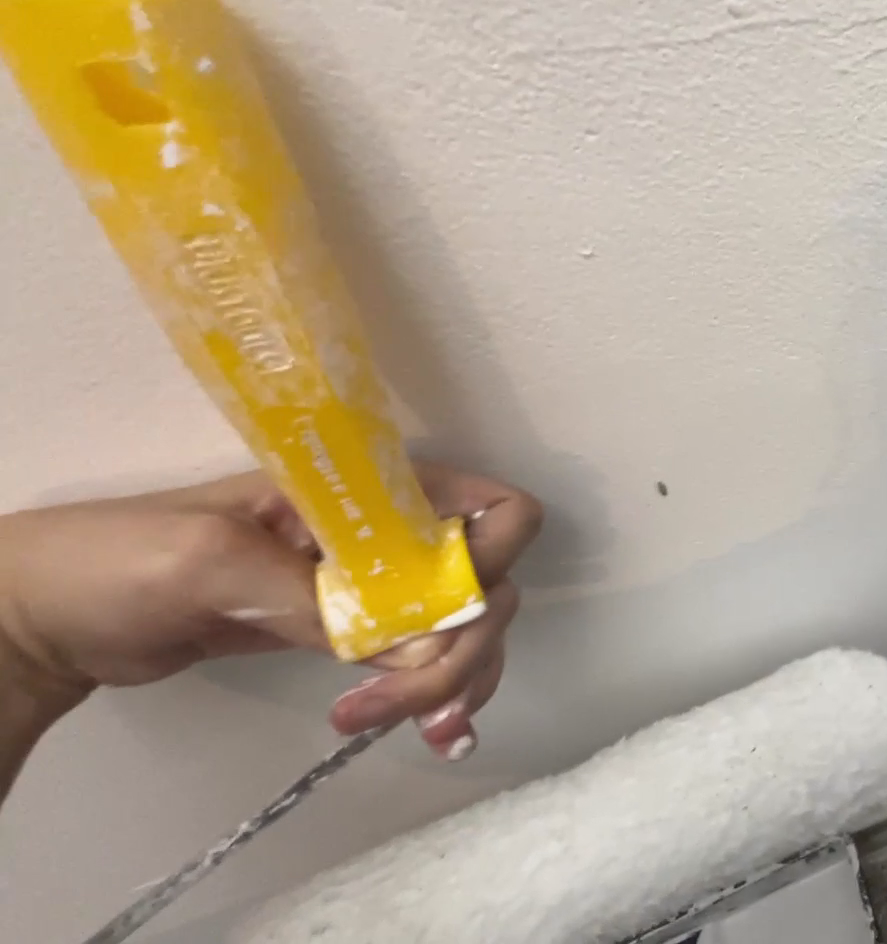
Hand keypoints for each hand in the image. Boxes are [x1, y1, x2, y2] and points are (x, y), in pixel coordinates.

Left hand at [0, 461, 540, 760]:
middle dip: (464, 648)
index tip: (441, 612)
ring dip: (458, 682)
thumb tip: (414, 650)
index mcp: (382, 494)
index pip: (495, 510)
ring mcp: (389, 588)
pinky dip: (445, 698)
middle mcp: (404, 537)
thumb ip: (316, 599)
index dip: (493, 559)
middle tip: (406, 704)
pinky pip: (434, 662)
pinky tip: (437, 733)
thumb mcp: (211, 562)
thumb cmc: (120, 559)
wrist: (50, 619)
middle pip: (491, 586)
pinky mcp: (367, 636)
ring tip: (416, 729)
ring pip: (472, 631)